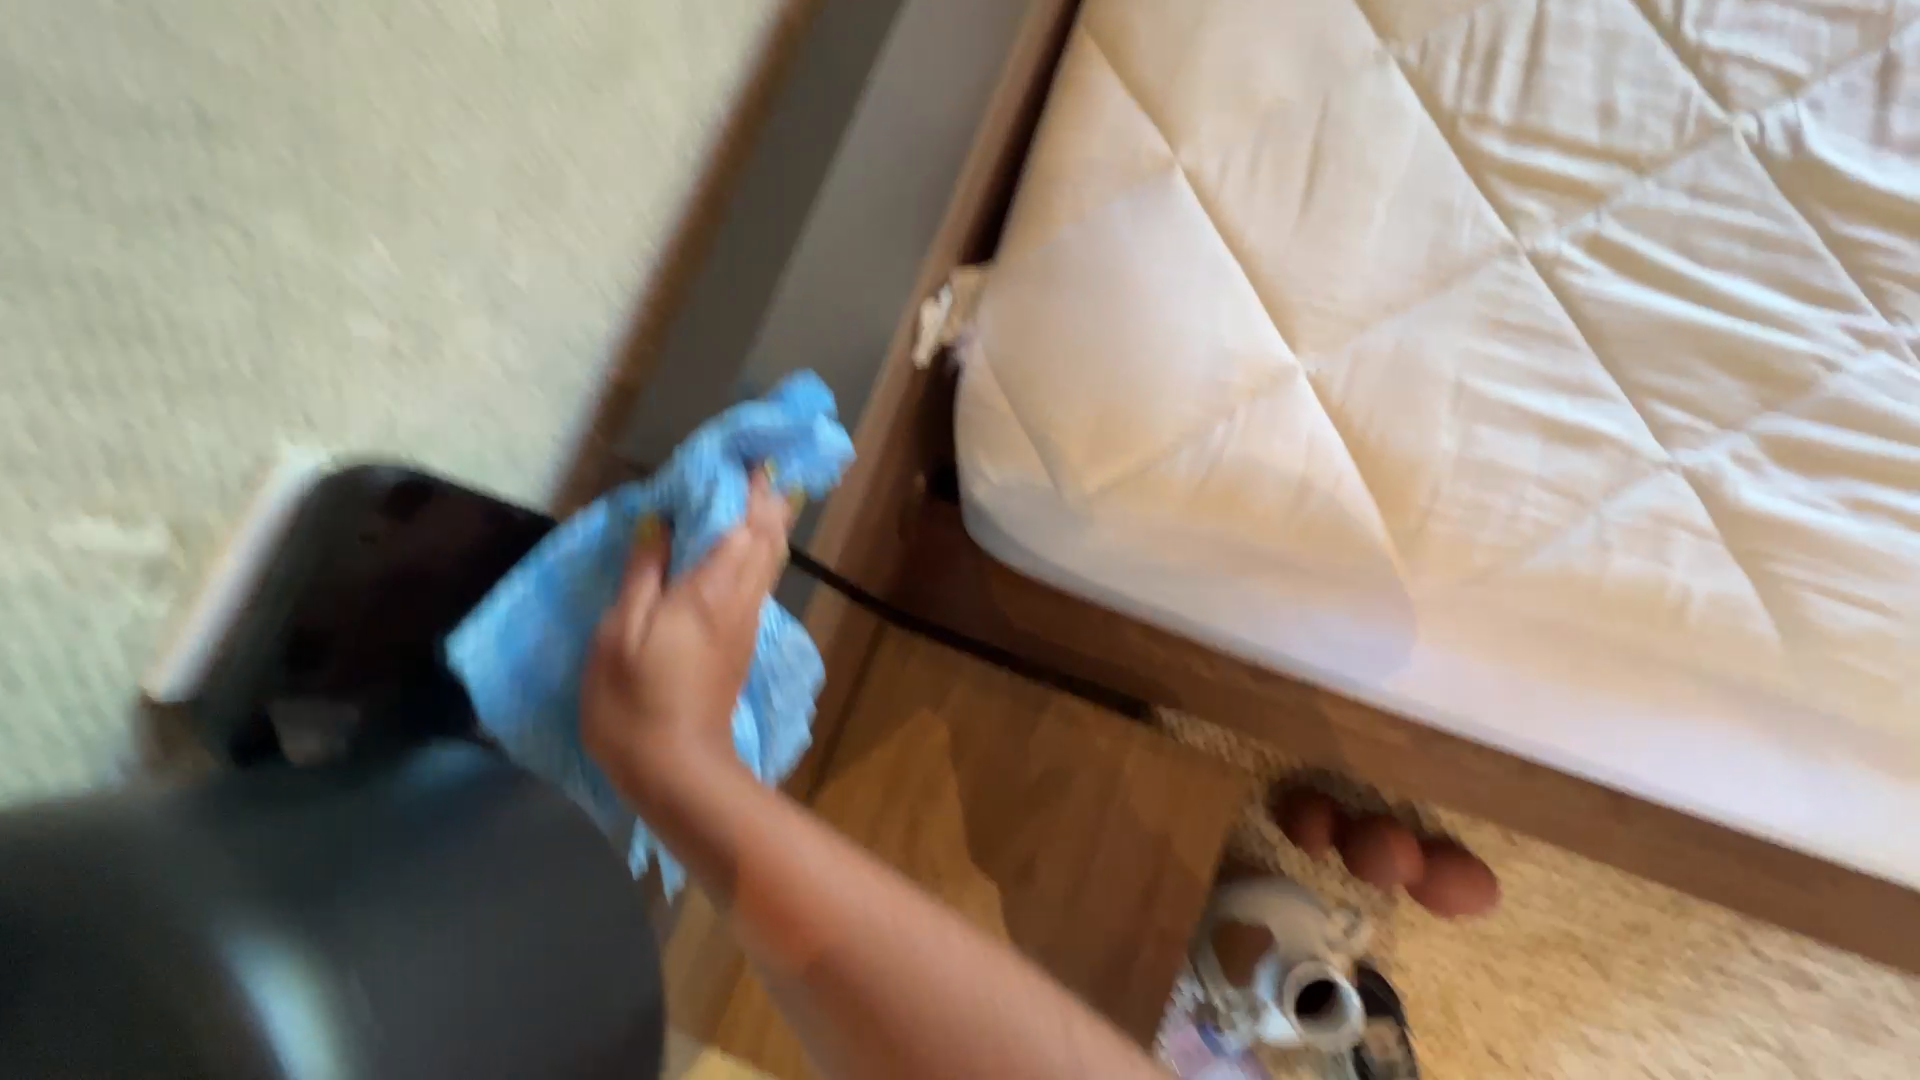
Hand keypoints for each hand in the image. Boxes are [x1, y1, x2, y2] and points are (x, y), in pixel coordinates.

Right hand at [582, 472, 793, 804]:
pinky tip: (744, 548)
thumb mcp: (620, 634)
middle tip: (759, 466)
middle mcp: (740, 600)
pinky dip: (759, 552)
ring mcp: (747, 622)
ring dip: (769, 524)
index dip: (749, 489)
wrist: (677, 766)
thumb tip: (660, 523)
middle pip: (768, 539)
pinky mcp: (743, 641)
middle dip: (768, 500)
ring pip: (770, 561)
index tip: (748, 457)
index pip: (743, 525)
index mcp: (711, 591)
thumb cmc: (635, 701)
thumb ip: (643, 574)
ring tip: (758, 494)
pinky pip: (759, 582)